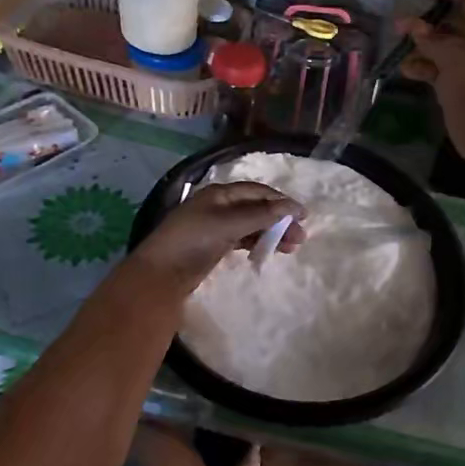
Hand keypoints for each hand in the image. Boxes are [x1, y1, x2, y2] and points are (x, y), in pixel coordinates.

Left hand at [128, 181, 304, 289]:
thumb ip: (260, 215)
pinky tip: (268, 251)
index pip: (257, 191)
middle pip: (256, 207)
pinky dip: (257, 243)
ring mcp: (215, 226)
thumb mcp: (229, 224)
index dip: (282, 201)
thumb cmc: (194, 241)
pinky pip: (242, 238)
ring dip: (271, 233)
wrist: (160, 274)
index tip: (304, 215)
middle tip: (300, 237)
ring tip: (291, 247)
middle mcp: (218, 205)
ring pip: (251, 224)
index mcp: (220, 193)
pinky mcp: (213, 245)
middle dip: (279, 220)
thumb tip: (292, 207)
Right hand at [396, 0, 464, 160]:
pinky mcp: (462, 88)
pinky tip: (407, 70)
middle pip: (454, 22)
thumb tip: (411, 25)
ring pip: (444, 48)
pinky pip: (441, 71)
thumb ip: (433, 41)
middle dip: (427, 20)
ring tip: (399, 47)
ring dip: (422, 45)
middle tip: (400, 23)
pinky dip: (424, 67)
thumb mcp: (457, 60)